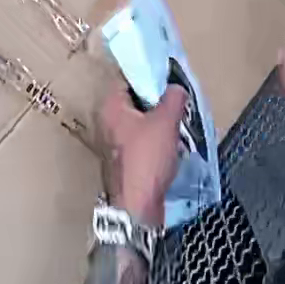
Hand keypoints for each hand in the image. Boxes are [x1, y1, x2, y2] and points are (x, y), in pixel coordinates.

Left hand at [96, 85, 187, 227]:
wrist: (138, 208)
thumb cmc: (147, 159)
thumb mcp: (166, 121)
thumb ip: (173, 97)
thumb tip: (176, 87)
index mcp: (111, 106)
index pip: (127, 78)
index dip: (148, 74)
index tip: (167, 77)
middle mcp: (107, 122)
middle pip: (135, 100)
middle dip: (156, 99)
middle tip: (176, 99)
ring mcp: (113, 143)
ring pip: (139, 121)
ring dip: (158, 120)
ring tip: (178, 120)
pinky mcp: (123, 161)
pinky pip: (141, 139)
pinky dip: (155, 138)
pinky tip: (172, 143)